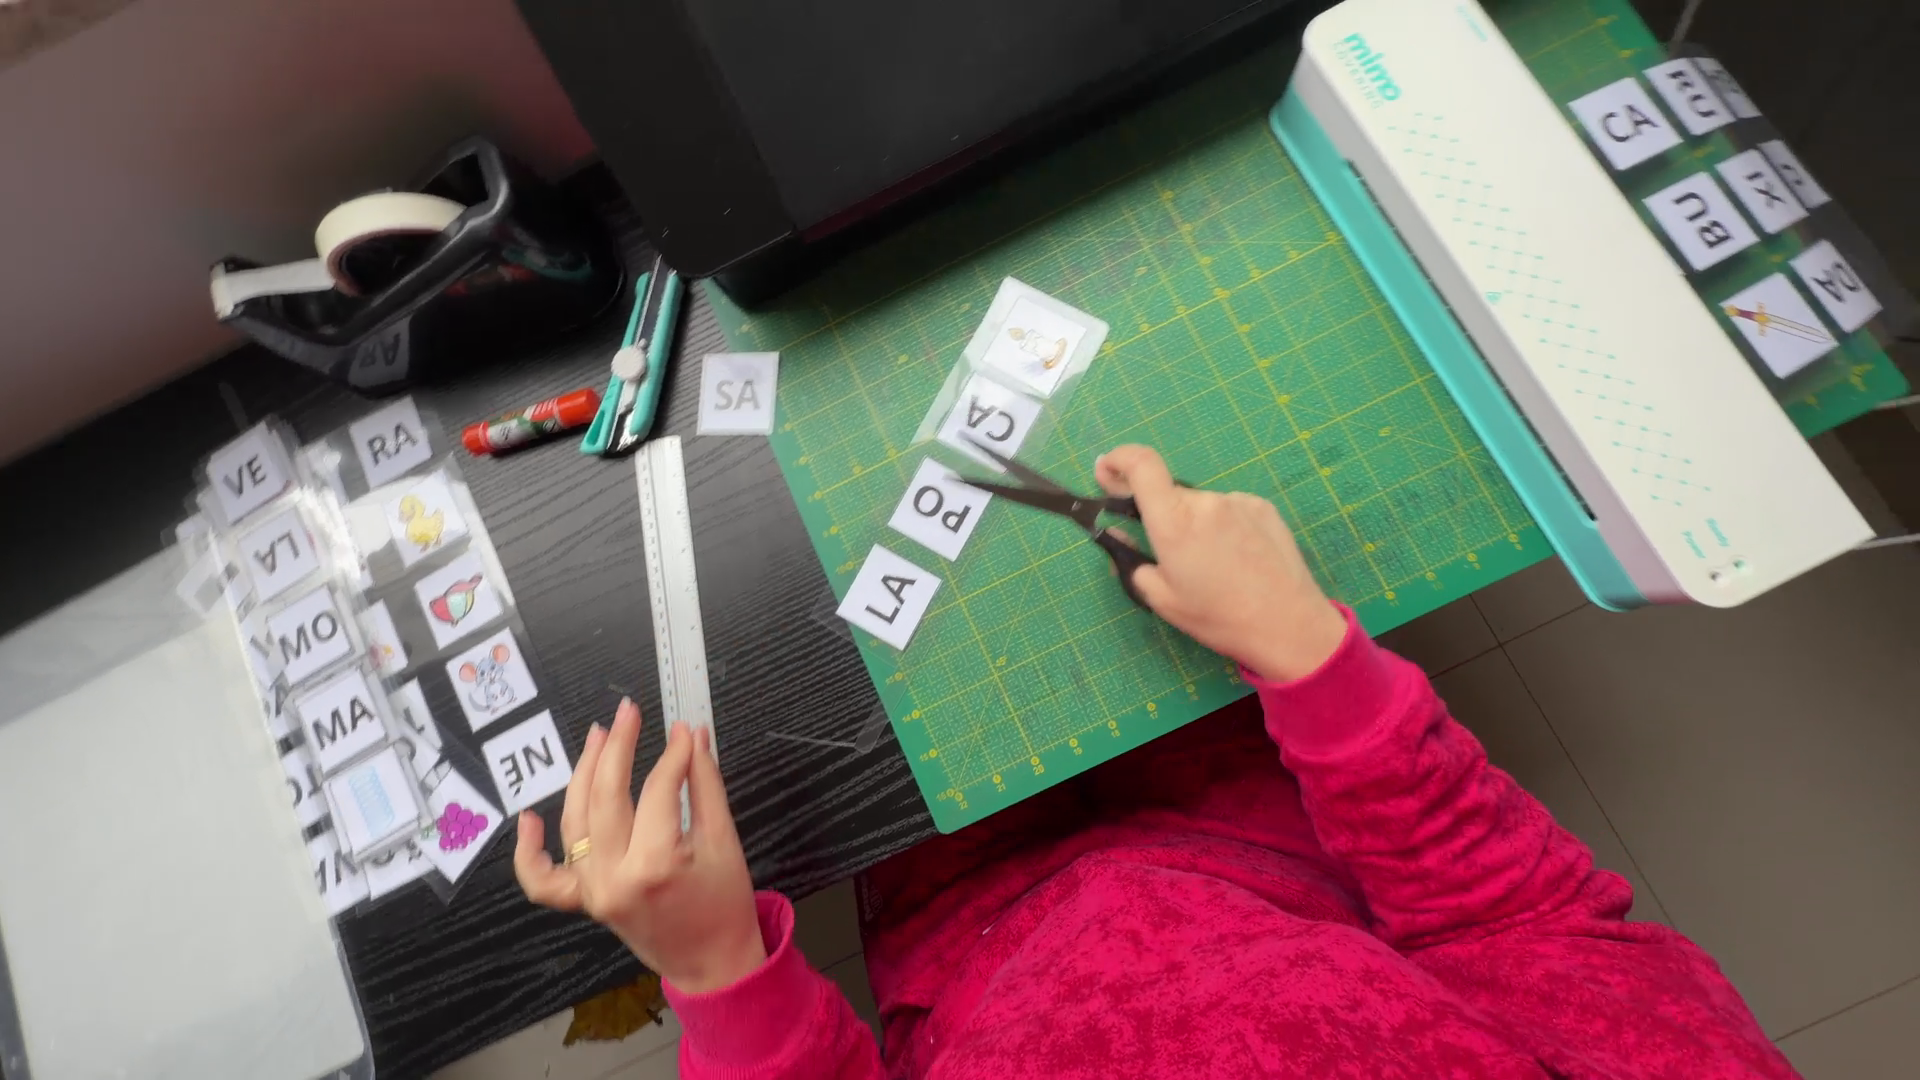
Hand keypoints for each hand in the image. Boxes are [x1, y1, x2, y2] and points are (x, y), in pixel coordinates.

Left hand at [514, 699, 765, 992]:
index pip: (660, 788)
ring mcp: (592, 892)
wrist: (712, 960)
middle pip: (605, 797)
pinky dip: (529, 851)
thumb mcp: (724, 837)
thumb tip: (693, 736)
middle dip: (618, 747)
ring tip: (598, 737)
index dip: (675, 753)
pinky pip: (543, 880)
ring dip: (582, 774)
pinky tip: (530, 818)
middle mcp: (613, 878)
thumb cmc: (725, 901)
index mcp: (655, 863)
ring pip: (574, 822)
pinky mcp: (584, 901)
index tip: (685, 730)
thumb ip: (706, 782)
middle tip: (629, 712)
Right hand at [1096, 445, 1346, 680]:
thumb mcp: (1161, 598)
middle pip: (1168, 492)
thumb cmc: (1217, 617)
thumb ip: (1131, 558)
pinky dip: (1219, 525)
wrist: (1288, 625)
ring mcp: (1237, 501)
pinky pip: (1227, 508)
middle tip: (1165, 549)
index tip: (1106, 470)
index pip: (1141, 464)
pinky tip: (1233, 557)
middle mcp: (1204, 502)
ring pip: (1199, 504)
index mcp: (1173, 522)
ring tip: (1209, 563)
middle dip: (1158, 513)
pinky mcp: (1262, 507)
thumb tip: (1119, 531)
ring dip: (1192, 523)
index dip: (1118, 459)